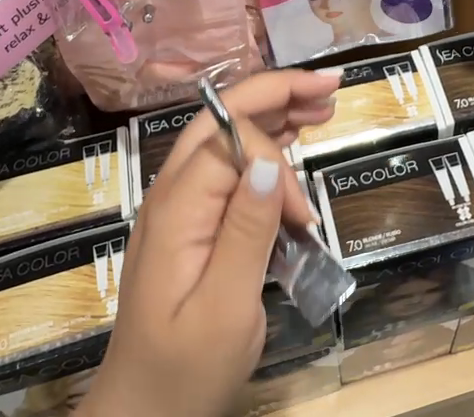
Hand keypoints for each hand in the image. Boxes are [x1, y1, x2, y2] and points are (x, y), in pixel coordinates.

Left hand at [80, 70, 340, 416]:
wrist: (143, 411)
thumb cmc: (186, 368)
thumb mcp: (225, 308)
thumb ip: (245, 231)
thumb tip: (264, 161)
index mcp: (176, 206)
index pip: (229, 141)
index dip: (273, 159)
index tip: (302, 218)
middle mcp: (173, 191)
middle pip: (222, 118)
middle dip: (275, 94)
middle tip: (330, 88)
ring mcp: (179, 204)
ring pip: (224, 134)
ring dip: (272, 112)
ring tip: (320, 105)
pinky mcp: (191, 220)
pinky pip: (225, 164)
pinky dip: (262, 144)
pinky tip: (290, 140)